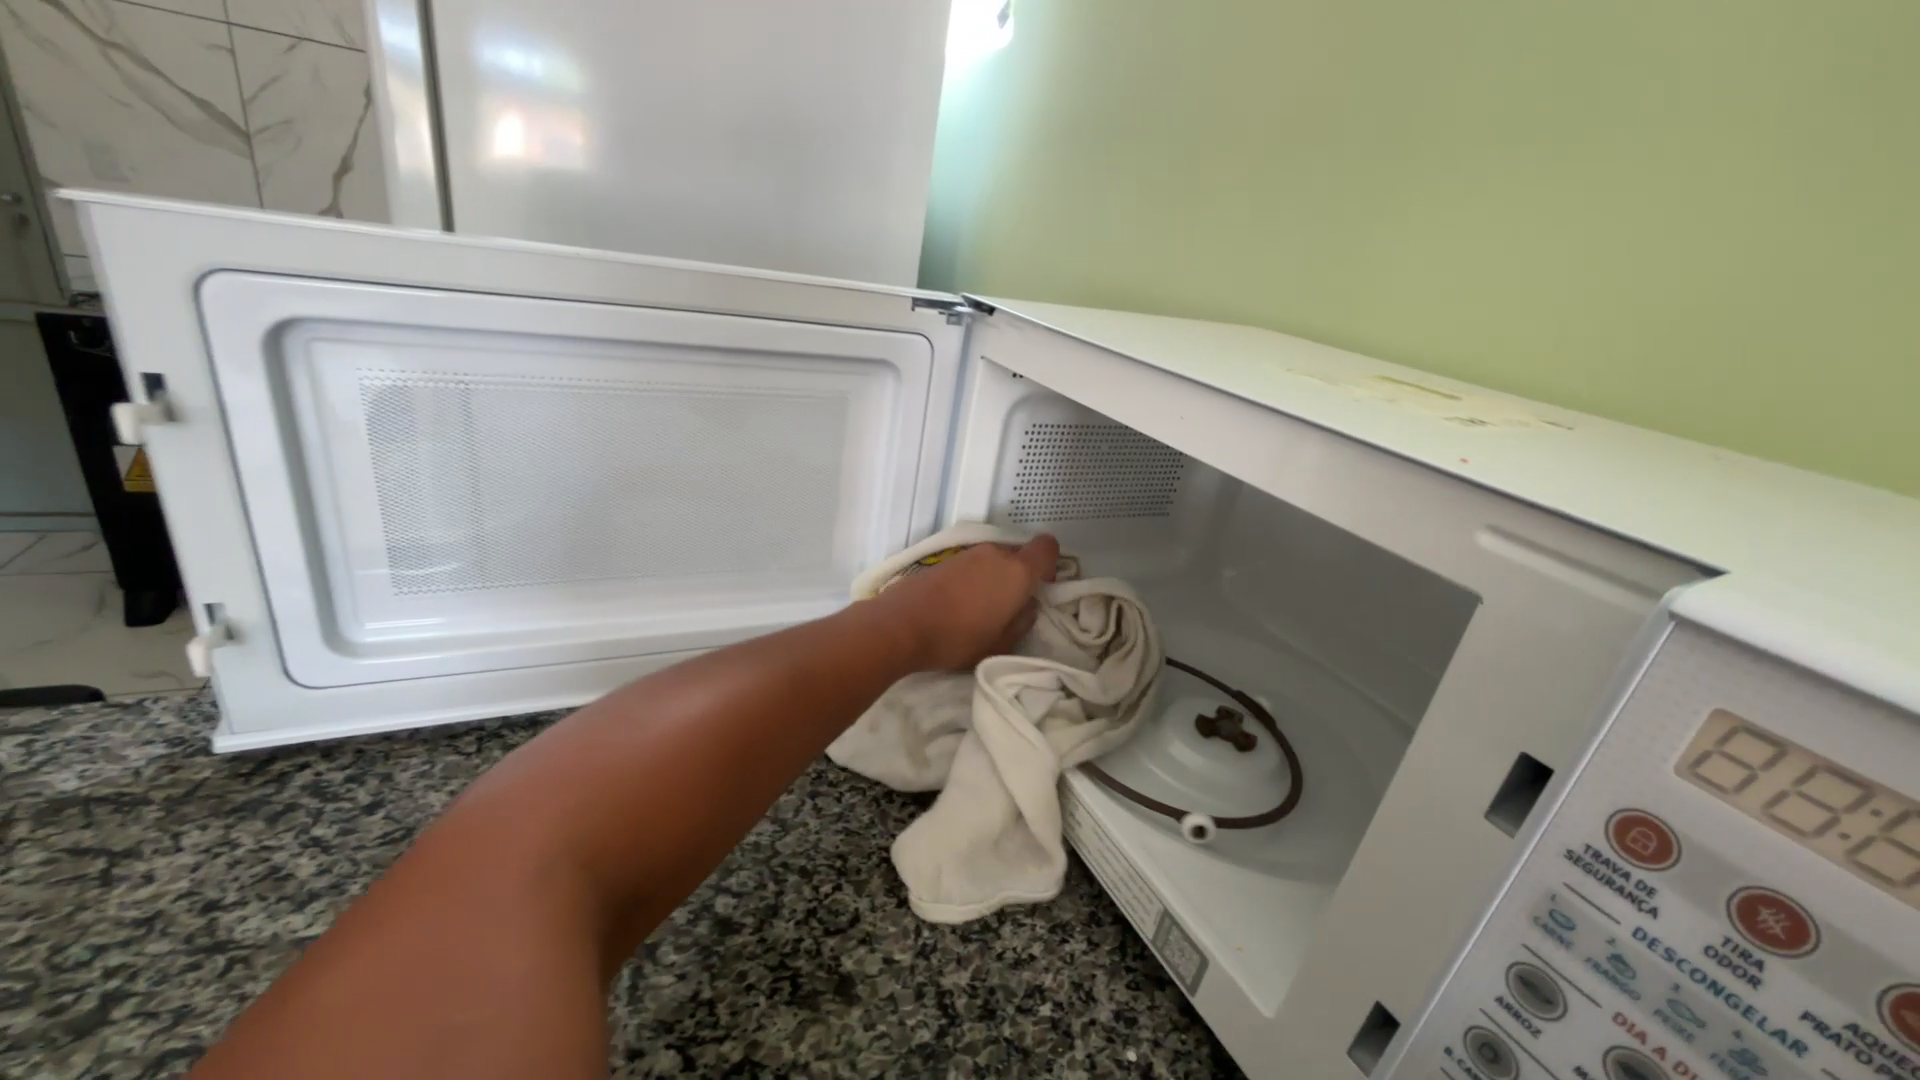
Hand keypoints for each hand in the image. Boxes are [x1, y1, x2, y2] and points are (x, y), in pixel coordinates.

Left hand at [871, 534, 1059, 671]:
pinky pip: (970, 565)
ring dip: (993, 578)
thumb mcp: (1000, 643)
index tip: (1040, 587)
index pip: (1047, 547)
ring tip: (978, 608)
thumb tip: (1027, 605)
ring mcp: (966, 554)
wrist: (899, 625)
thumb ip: (1022, 620)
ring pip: (992, 560)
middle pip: (1018, 554)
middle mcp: (994, 554)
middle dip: (1018, 576)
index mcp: (1016, 571)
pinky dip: (971, 579)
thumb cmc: (957, 638)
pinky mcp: (943, 560)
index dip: (1050, 564)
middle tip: (1007, 606)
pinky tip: (956, 604)